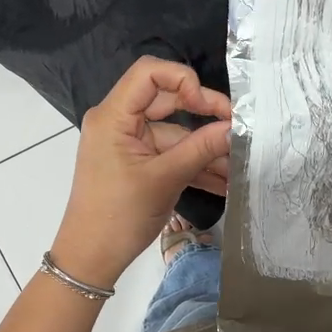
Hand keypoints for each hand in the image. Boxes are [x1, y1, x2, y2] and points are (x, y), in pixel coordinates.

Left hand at [49, 57, 231, 289]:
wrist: (92, 258)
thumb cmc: (119, 215)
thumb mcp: (164, 179)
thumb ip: (201, 149)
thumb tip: (235, 128)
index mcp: (114, 116)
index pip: (150, 73)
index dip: (184, 81)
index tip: (211, 108)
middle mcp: (120, 122)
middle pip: (167, 101)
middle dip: (205, 116)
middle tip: (239, 130)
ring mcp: (130, 144)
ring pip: (176, 133)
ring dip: (206, 149)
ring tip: (240, 164)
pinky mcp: (139, 165)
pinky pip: (171, 156)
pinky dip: (195, 166)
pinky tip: (226, 182)